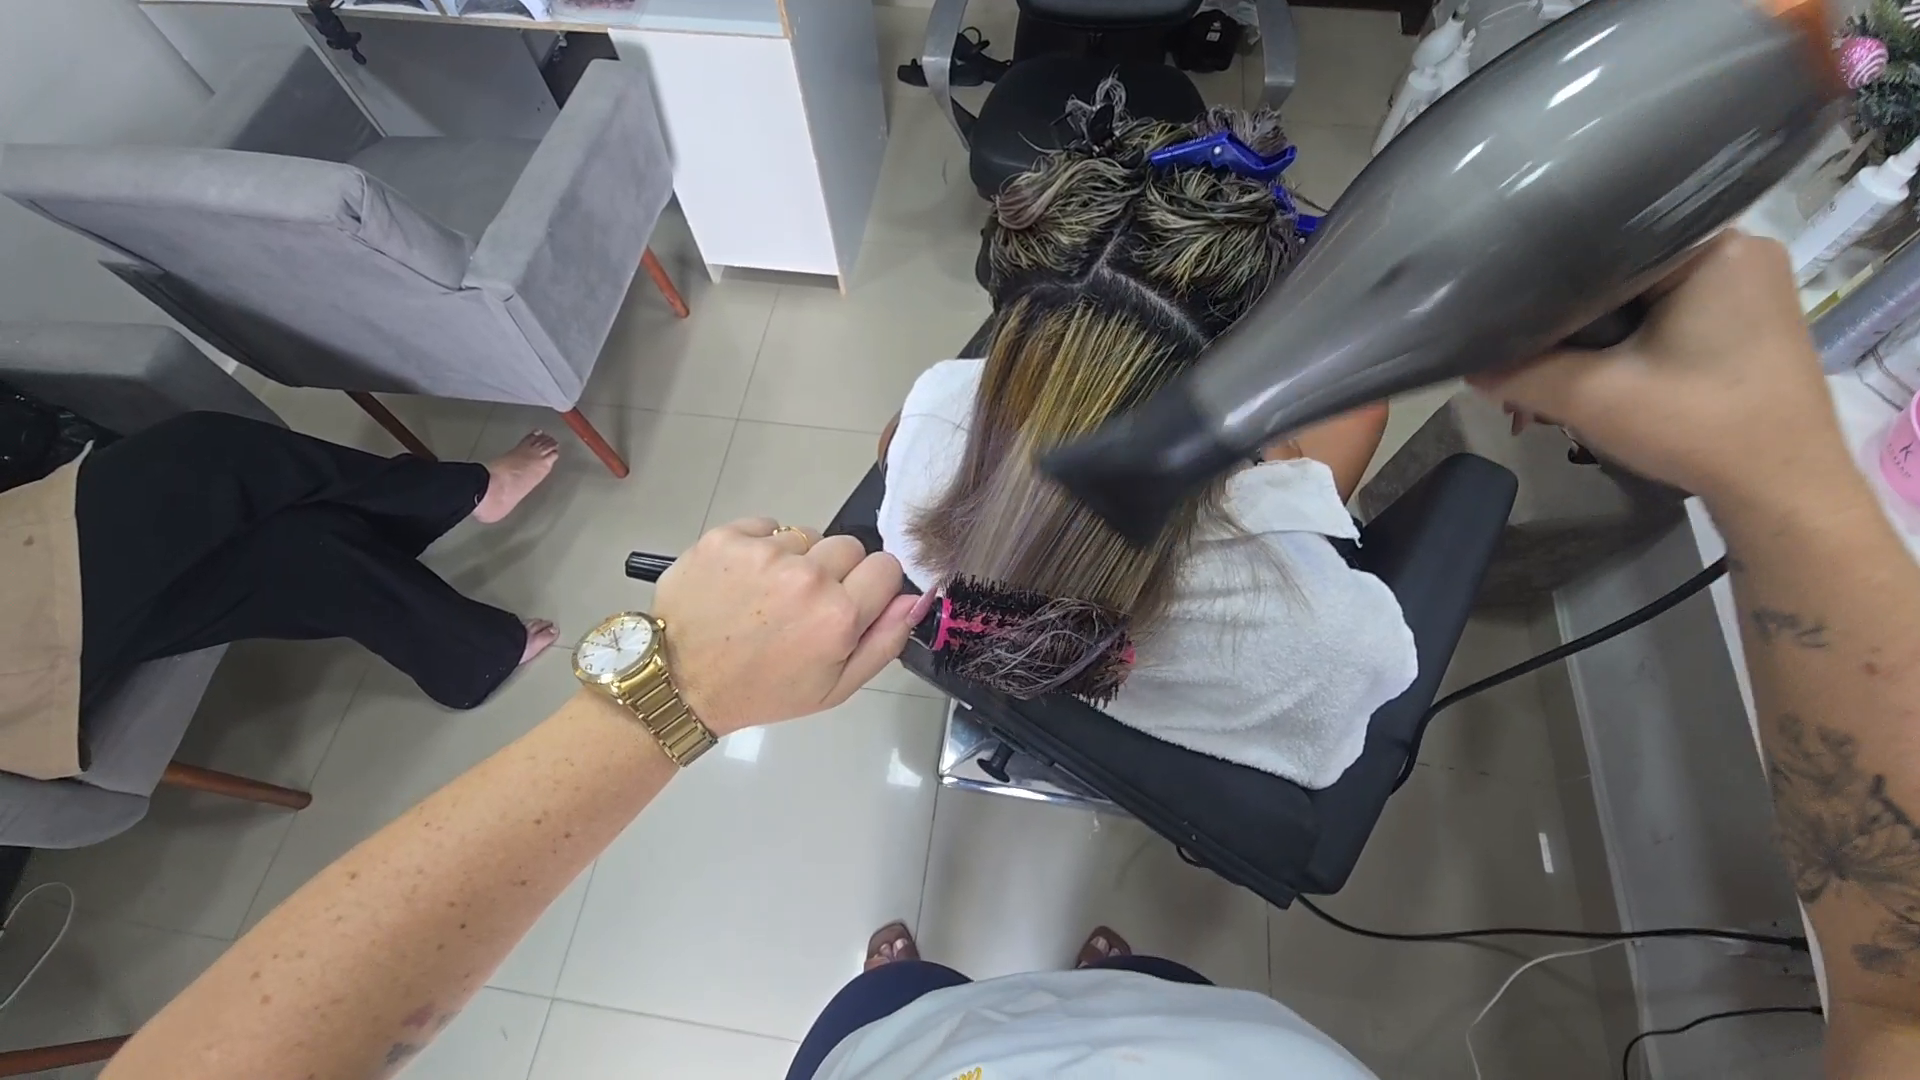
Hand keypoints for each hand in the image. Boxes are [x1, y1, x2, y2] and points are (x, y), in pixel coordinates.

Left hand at [653, 519, 918, 734]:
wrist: (679, 682)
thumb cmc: (763, 691)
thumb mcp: (834, 689)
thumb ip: (884, 642)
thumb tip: (916, 598)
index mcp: (839, 616)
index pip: (886, 567)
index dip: (872, 587)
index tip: (850, 604)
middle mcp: (807, 577)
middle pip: (850, 547)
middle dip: (835, 573)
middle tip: (803, 606)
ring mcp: (765, 553)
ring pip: (807, 536)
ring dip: (796, 560)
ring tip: (767, 595)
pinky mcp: (728, 537)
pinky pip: (768, 525)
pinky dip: (761, 546)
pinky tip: (744, 579)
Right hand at [1472, 232, 1852, 509]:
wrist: (1778, 485)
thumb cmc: (1696, 424)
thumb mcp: (1589, 396)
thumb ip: (1519, 374)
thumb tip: (1467, 364)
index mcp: (1714, 248)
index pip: (1601, 248)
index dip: (1541, 282)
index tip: (1498, 312)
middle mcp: (1736, 252)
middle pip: (1616, 276)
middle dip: (1562, 320)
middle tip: (1513, 357)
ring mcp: (1741, 287)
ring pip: (1632, 300)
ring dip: (1585, 337)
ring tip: (1541, 373)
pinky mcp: (1737, 320)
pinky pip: (1656, 316)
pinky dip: (1617, 344)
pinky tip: (1585, 373)